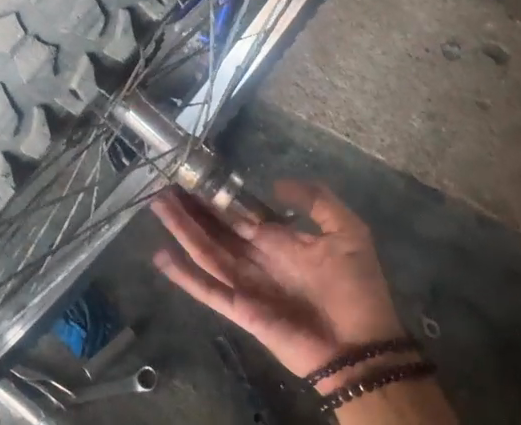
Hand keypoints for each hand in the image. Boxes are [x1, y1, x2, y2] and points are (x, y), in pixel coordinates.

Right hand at [151, 182, 408, 389]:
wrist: (363, 346)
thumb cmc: (357, 289)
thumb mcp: (347, 231)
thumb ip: (316, 200)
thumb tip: (275, 184)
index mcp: (278, 240)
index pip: (238, 213)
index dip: (216, 196)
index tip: (193, 175)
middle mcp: (256, 259)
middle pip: (214, 228)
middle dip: (189, 207)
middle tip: (163, 184)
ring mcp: (244, 284)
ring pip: (204, 250)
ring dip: (180, 228)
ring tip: (157, 203)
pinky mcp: (240, 309)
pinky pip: (207, 289)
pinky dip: (183, 274)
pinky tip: (161, 256)